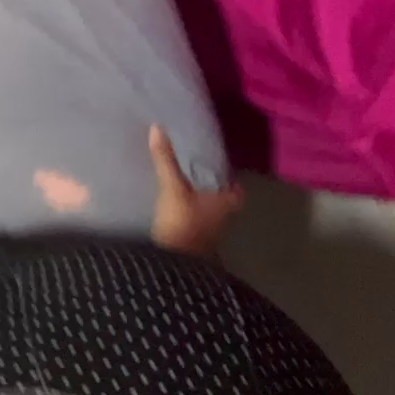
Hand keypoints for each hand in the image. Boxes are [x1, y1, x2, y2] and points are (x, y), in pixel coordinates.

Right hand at [148, 123, 243, 255]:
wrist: (174, 268)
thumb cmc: (182, 223)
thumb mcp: (172, 187)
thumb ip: (166, 159)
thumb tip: (158, 127)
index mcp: (225, 204)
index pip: (237, 190)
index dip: (232, 179)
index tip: (222, 166)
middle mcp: (221, 220)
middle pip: (223, 200)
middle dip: (213, 187)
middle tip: (198, 168)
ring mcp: (207, 234)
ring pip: (208, 212)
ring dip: (199, 200)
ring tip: (182, 182)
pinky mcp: (191, 242)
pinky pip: (193, 220)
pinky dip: (187, 211)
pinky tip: (172, 204)